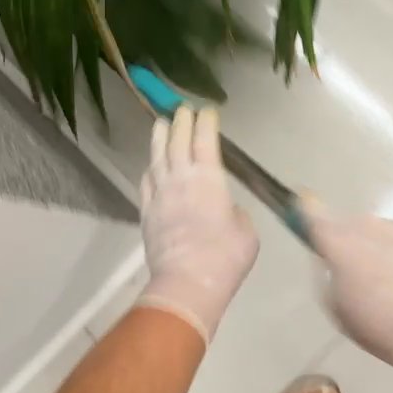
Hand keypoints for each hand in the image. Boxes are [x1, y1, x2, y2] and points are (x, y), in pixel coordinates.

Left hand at [135, 107, 259, 342]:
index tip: (207, 111)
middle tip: (182, 109)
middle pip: (177, 142)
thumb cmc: (225, 256)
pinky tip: (151, 167)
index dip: (206, 122)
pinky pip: (146, 182)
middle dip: (181, 122)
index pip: (205, 140)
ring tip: (159, 124)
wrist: (187, 282)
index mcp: (208, 178)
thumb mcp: (246, 230)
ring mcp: (159, 194)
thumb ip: (235, 212)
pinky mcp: (146, 212)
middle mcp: (180, 178)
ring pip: (157, 157)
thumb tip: (224, 209)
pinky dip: (149, 169)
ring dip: (159, 138)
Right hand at [307, 207, 392, 380]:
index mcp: (337, 241)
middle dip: (351, 244)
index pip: (313, 214)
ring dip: (380, 252)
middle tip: (357, 278)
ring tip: (392, 291)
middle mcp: (366, 226)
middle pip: (350, 227)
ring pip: (380, 236)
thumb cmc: (378, 323)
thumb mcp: (337, 307)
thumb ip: (329, 278)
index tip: (305, 211)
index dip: (308, 212)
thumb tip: (332, 265)